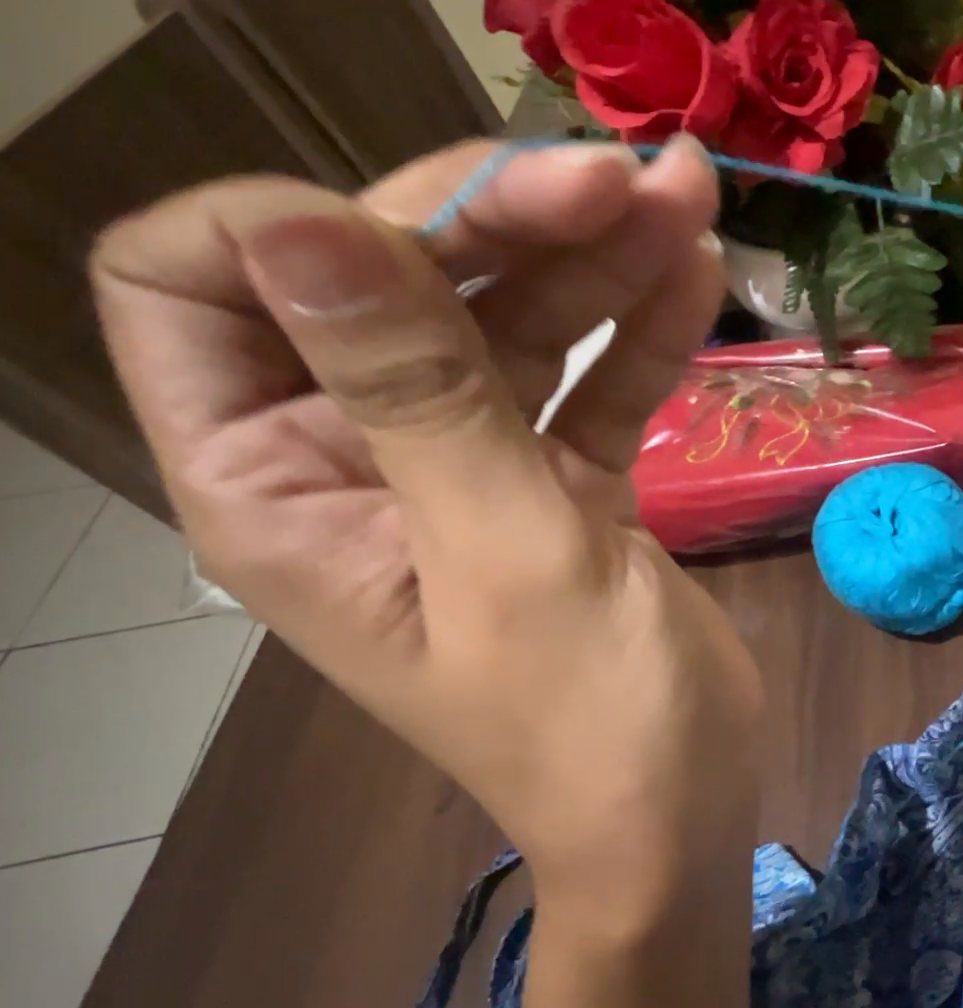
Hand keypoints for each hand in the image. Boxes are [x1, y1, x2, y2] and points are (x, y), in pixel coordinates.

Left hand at [90, 137, 765, 913]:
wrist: (683, 812)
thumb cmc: (590, 724)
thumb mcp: (509, 561)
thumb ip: (421, 401)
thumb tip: (300, 224)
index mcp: (284, 482)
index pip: (203, 285)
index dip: (306, 223)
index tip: (467, 212)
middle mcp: (360, 454)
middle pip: (400, 280)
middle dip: (511, 218)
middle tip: (634, 178)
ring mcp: (471, 463)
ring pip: (515, 320)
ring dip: (601, 255)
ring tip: (691, 197)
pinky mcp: (563, 479)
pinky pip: (592, 378)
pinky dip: (643, 326)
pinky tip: (698, 273)